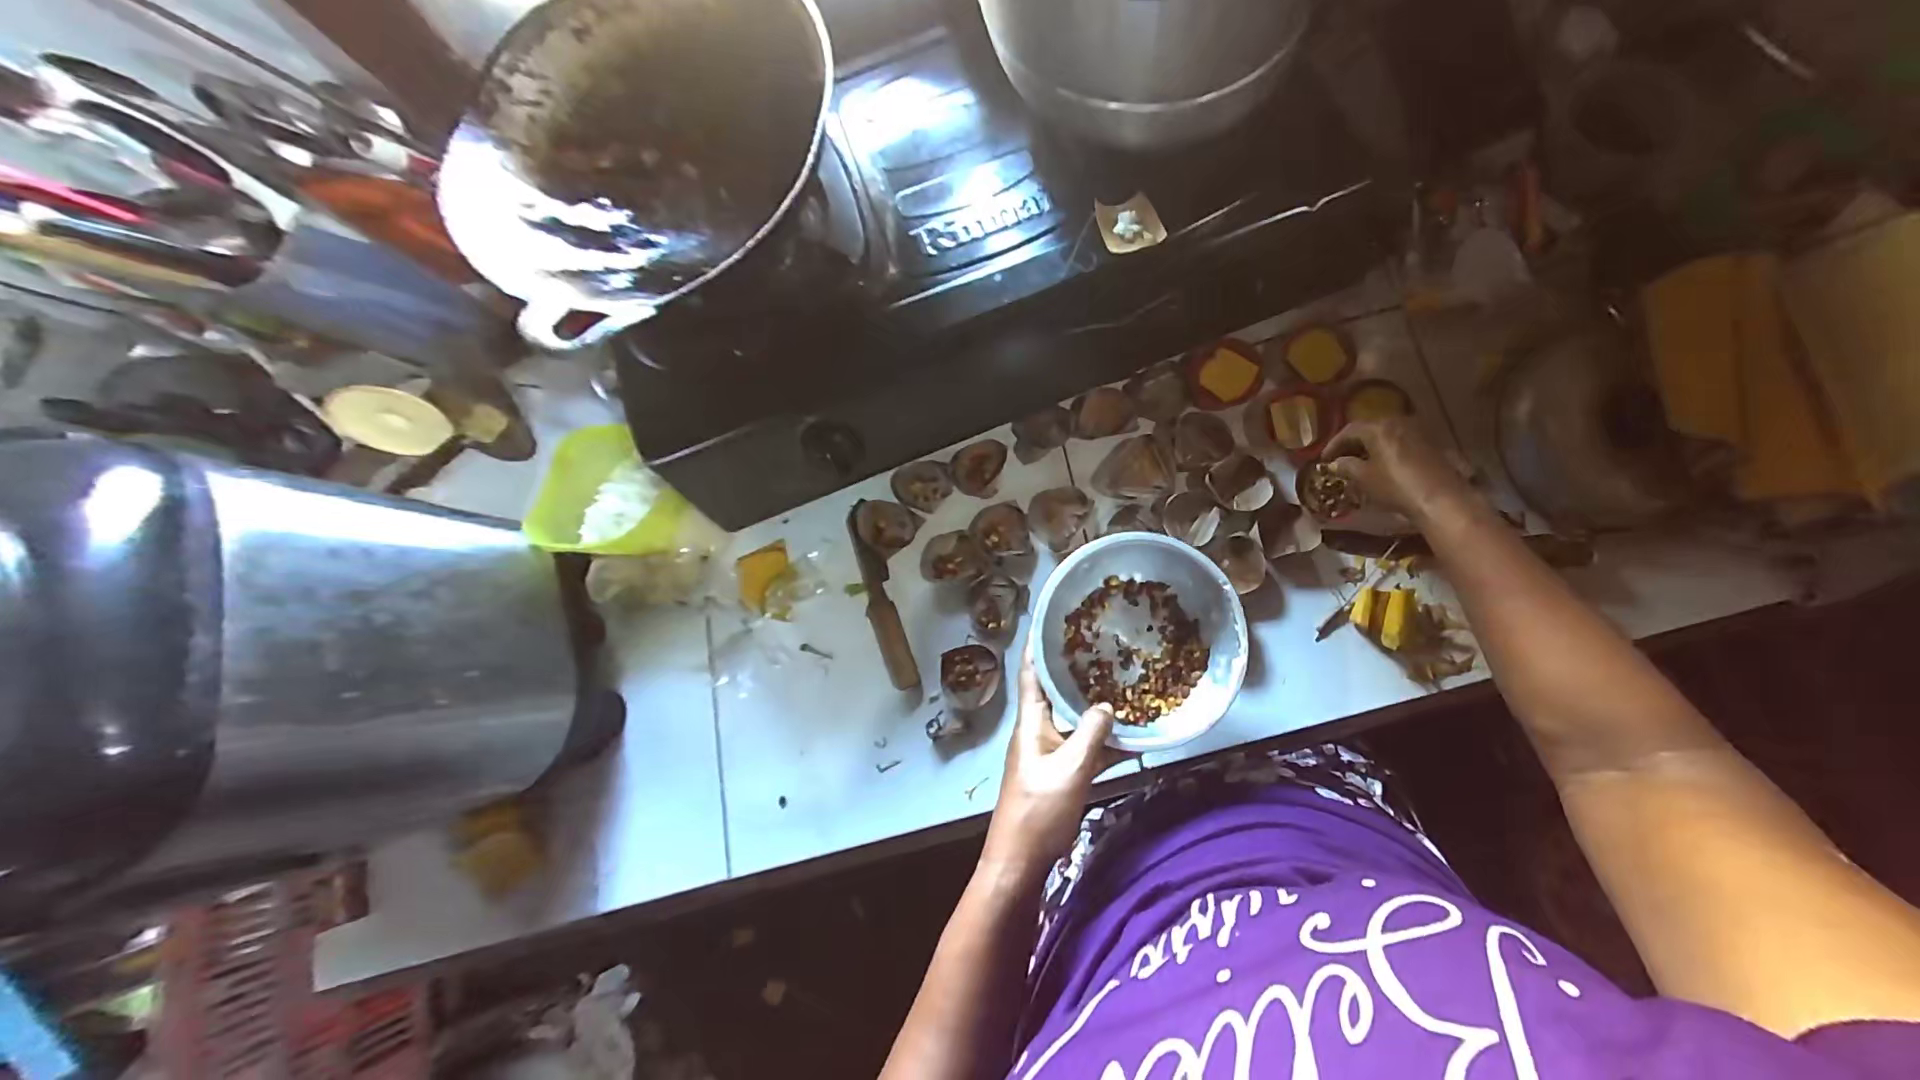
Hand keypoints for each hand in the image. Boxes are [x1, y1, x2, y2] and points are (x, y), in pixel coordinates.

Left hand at [980, 655, 1125, 884]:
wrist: (1020, 860)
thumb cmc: (1038, 811)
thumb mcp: (1070, 770)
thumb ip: (1091, 735)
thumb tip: (1107, 704)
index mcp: (1031, 722)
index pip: (1032, 673)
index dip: (1039, 644)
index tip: (1052, 617)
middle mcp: (1038, 729)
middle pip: (1056, 691)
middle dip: (1076, 668)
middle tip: (1104, 645)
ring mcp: (1049, 751)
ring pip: (1074, 718)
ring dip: (1095, 705)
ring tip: (1124, 683)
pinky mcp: (1060, 772)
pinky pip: (1084, 746)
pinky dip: (1104, 740)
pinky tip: (1131, 735)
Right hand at [1323, 417, 1476, 523]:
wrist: (1441, 498)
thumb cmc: (1395, 486)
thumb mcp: (1364, 478)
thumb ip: (1347, 466)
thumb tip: (1337, 463)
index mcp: (1379, 428)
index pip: (1349, 430)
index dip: (1333, 444)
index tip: (1324, 459)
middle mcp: (1399, 422)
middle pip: (1370, 429)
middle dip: (1354, 443)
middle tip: (1341, 459)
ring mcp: (1419, 431)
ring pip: (1388, 435)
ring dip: (1372, 447)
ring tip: (1362, 463)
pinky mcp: (1432, 444)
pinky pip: (1402, 442)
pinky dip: (1389, 450)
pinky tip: (1384, 465)